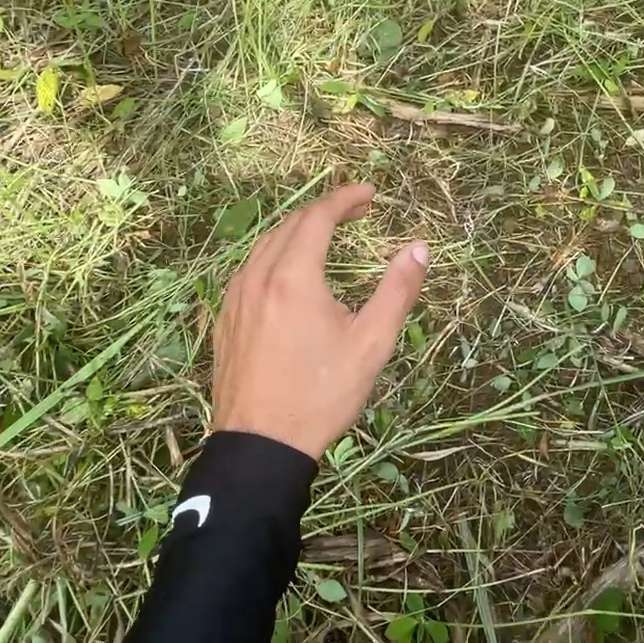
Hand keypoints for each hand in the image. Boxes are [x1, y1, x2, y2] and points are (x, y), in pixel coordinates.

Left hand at [211, 184, 427, 458]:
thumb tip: (419, 247)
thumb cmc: (321, 394)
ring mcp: (235, 298)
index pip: (318, 216)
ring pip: (266, 244)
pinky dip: (276, 255)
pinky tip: (290, 274)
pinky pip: (250, 269)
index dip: (345, 198)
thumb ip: (397, 290)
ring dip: (298, 231)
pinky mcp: (224, 319)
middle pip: (291, 224)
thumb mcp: (371, 344)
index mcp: (293, 276)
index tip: (370, 194)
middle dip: (326, 211)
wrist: (259, 449)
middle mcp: (258, 277)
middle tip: (357, 212)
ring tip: (327, 235)